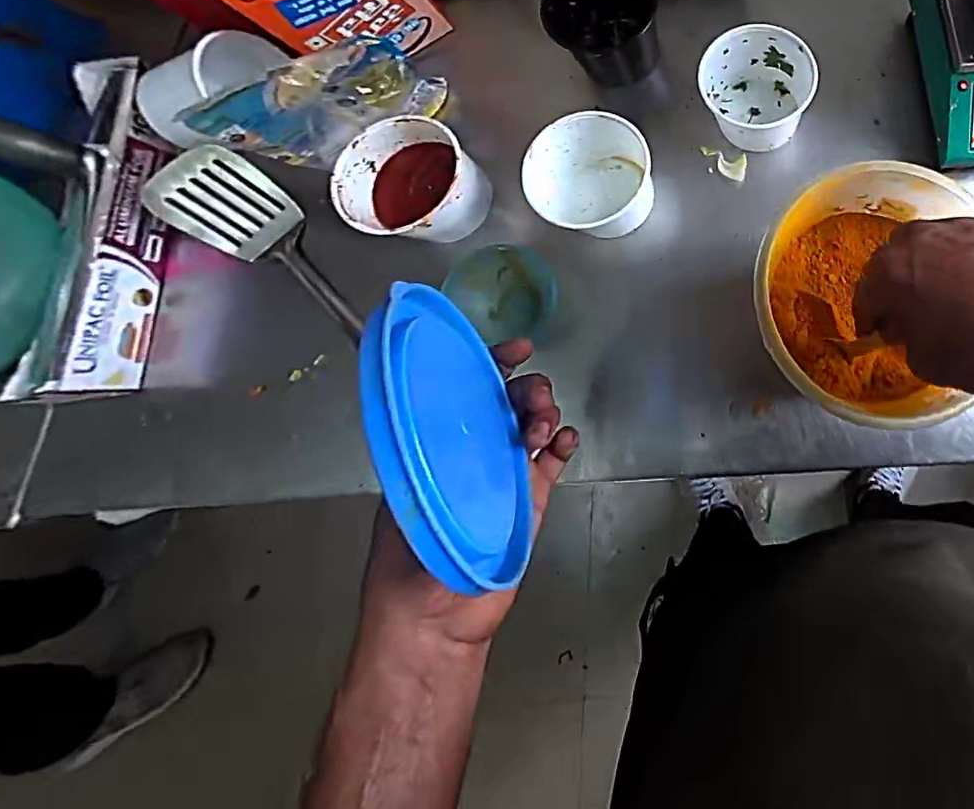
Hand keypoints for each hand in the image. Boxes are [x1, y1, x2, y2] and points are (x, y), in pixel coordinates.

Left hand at [359, 339, 579, 648]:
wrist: (437, 622)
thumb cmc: (410, 564)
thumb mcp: (409, 500)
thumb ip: (431, 455)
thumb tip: (439, 408)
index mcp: (438, 447)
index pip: (465, 394)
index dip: (491, 365)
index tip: (515, 350)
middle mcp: (472, 454)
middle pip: (506, 404)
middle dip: (526, 390)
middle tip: (534, 399)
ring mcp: (505, 474)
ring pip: (532, 425)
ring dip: (544, 414)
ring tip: (545, 425)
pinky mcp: (532, 497)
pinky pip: (552, 460)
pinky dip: (562, 444)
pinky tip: (564, 440)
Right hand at [854, 218, 973, 396]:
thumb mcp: (931, 362)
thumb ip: (906, 340)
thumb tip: (907, 329)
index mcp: (891, 274)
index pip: (864, 296)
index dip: (868, 319)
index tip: (875, 332)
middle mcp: (915, 241)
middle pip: (887, 263)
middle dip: (890, 288)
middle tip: (904, 314)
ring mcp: (951, 228)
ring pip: (919, 248)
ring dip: (919, 270)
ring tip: (936, 296)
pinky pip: (951, 243)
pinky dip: (950, 261)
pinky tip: (967, 284)